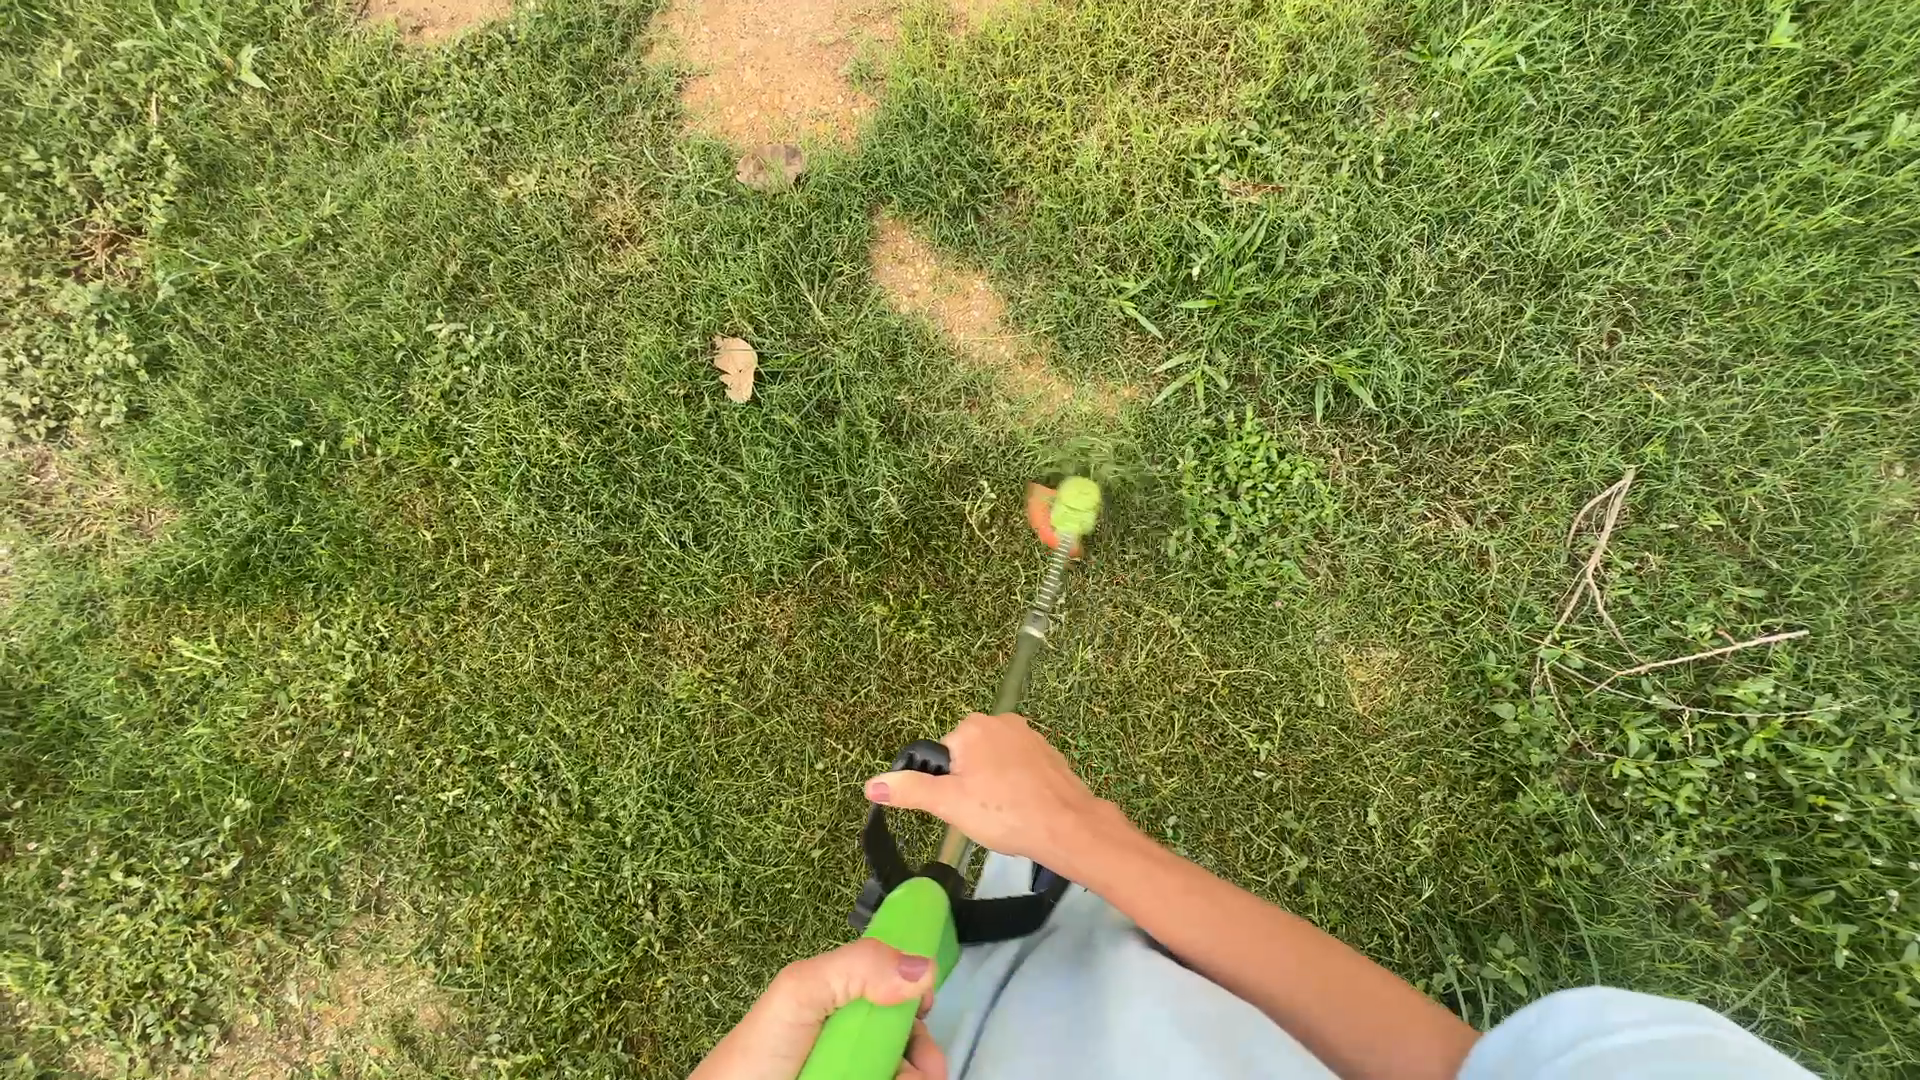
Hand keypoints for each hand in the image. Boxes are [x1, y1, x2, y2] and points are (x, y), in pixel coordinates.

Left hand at [688, 938, 946, 1079]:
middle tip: (927, 1068)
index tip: (923, 1008)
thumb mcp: (801, 990)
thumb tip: (925, 968)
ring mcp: (854, 1069)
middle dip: (924, 1051)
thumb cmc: (758, 1053)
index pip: (897, 986)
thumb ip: (858, 966)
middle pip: (910, 1037)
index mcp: (844, 999)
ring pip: (906, 1069)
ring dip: (915, 1074)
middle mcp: (854, 1037)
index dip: (916, 996)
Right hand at [864, 712, 1125, 877]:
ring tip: (1004, 812)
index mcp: (971, 727)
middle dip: (970, 783)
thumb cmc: (1003, 812)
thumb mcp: (948, 804)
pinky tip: (1022, 806)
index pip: (943, 756)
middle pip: (968, 756)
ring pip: (994, 761)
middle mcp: (999, 720)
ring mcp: (1027, 734)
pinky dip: (1016, 783)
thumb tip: (871, 785)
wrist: (1065, 825)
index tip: (962, 806)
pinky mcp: (1048, 751)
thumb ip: (910, 790)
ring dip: (993, 783)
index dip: (948, 785)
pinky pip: (1019, 766)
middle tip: (982, 811)